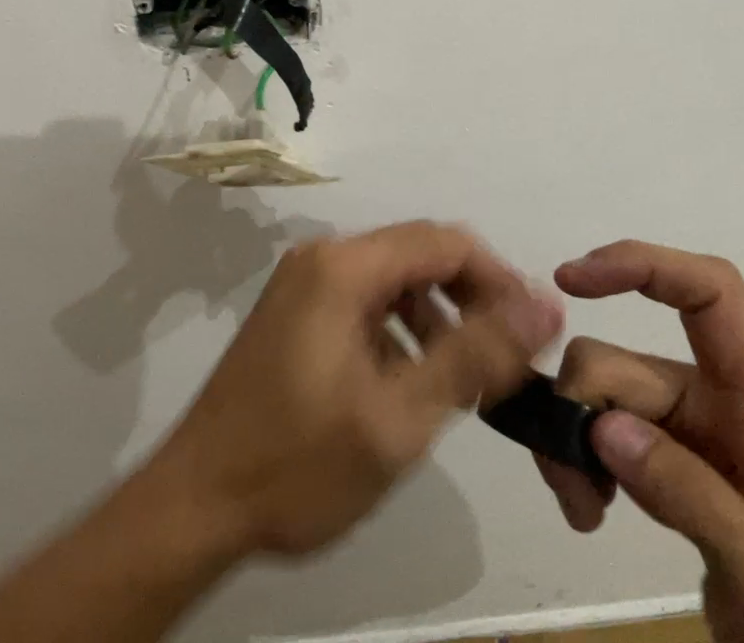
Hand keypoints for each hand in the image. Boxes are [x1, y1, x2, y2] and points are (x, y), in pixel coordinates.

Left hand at [147, 221, 562, 557]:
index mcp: (343, 269)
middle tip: (502, 368)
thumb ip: (476, 354)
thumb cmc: (298, 464)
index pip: (448, 243)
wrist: (198, 501)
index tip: (531, 341)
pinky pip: (364, 306)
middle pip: (420, 256)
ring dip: (438, 322)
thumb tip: (545, 303)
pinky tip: (410, 387)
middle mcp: (320, 262)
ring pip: (394, 284)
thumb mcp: (400, 416)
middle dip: (471, 303)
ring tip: (463, 385)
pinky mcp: (293, 318)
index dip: (501, 282)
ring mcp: (300, 288)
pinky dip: (400, 334)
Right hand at [536, 241, 743, 642]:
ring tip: (583, 511)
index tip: (572, 280)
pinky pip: (599, 436)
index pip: (712, 295)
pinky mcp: (666, 465)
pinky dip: (579, 464)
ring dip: (571, 447)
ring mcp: (689, 434)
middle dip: (578, 411)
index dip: (645, 266)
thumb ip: (696, 499)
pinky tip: (590, 512)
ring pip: (598, 398)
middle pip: (623, 362)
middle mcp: (720, 404)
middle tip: (576, 490)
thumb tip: (602, 424)